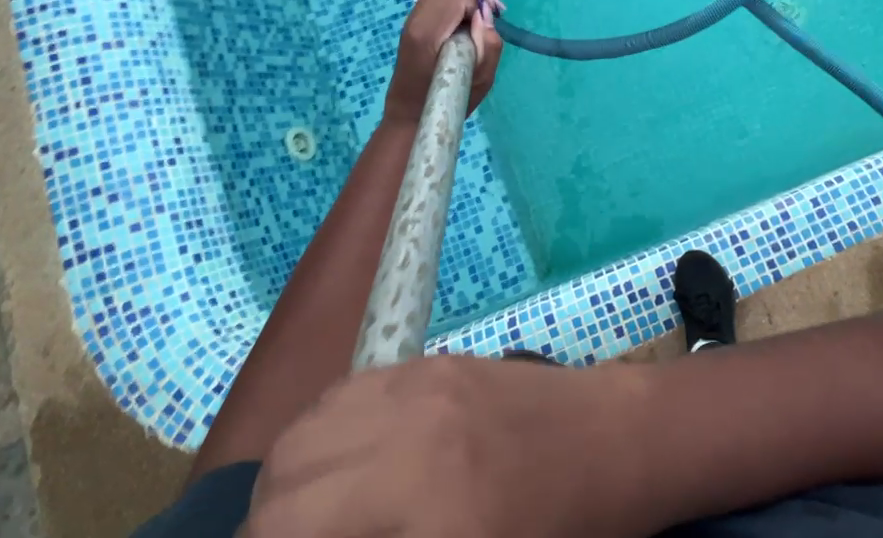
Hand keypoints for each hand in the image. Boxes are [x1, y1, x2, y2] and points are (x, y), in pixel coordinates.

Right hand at [244, 357, 654, 537]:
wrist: (614, 440)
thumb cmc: (558, 526)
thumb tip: (327, 532)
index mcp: (423, 505)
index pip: (287, 529)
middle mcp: (408, 432)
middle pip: (283, 477)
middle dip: (269, 524)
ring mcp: (417, 384)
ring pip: (304, 428)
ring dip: (288, 478)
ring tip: (310, 514)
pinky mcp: (429, 362)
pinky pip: (344, 394)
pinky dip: (323, 433)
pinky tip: (345, 464)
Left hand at [384, 0, 503, 127]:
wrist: (409, 112)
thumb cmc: (450, 100)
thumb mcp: (482, 80)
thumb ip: (489, 44)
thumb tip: (486, 14)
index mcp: (430, 34)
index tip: (492, 19)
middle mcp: (417, 20)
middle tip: (488, 12)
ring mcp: (412, 19)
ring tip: (479, 14)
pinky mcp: (413, 21)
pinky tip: (464, 17)